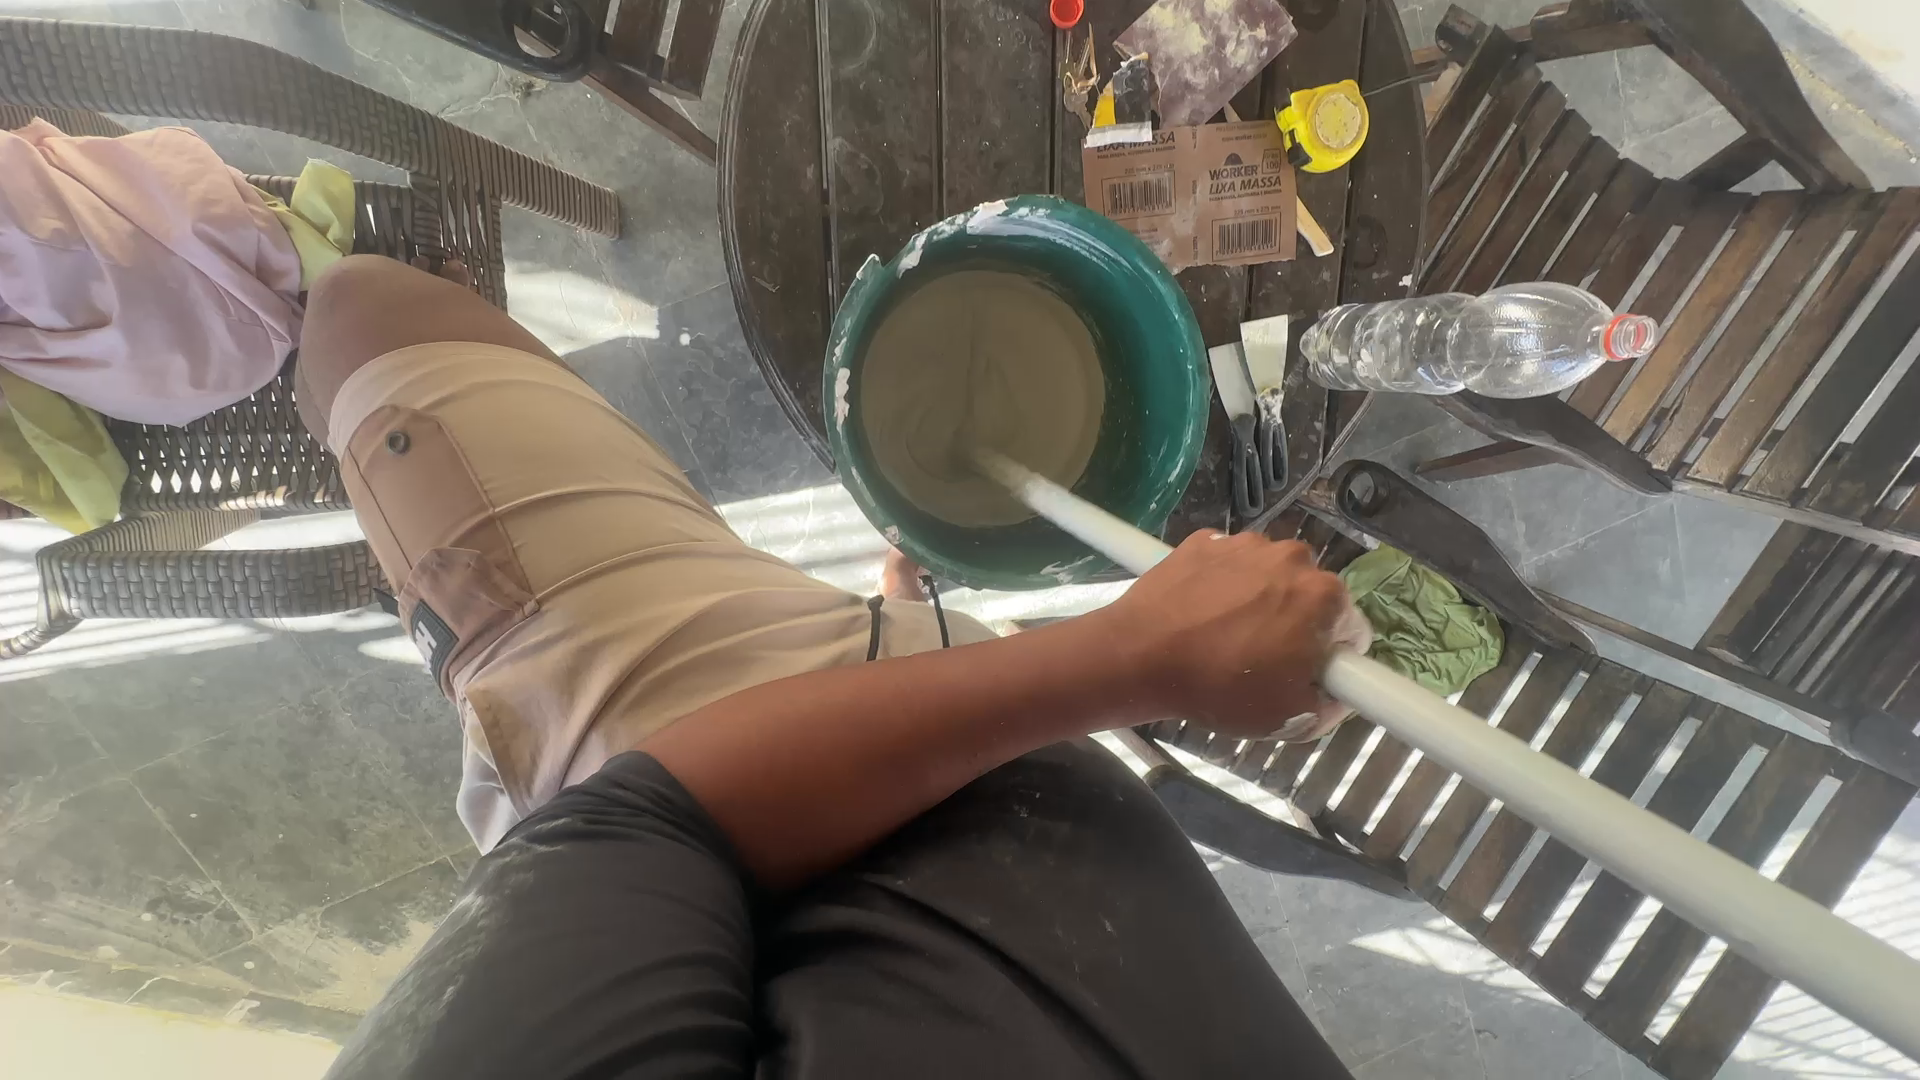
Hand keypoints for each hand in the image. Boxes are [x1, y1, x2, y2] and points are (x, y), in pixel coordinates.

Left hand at [1097, 531, 1354, 739]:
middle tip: (1261, 656)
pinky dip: (1219, 581)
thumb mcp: (1289, 718)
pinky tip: (1199, 610)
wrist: (1139, 654)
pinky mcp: (1202, 541)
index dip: (1330, 655)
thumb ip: (1330, 705)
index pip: (1349, 627)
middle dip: (1294, 621)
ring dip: (1256, 596)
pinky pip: (1226, 564)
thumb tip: (1335, 693)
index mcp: (1323, 596)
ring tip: (1223, 633)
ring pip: (1266, 574)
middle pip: (1307, 594)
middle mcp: (1290, 557)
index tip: (1303, 670)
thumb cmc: (1219, 687)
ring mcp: (1242, 544)